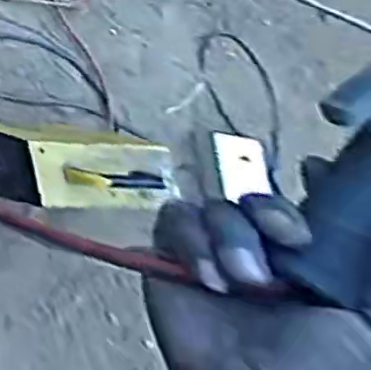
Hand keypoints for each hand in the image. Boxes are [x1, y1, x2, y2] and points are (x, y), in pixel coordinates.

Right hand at [143, 196, 370, 369]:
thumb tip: (326, 180)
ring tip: (243, 281)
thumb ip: (359, 266)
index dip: (313, 185)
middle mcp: (269, 255)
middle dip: (267, 209)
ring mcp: (214, 253)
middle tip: (283, 235)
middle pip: (256, 200)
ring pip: (212, 207)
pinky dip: (187, 242)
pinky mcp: (168, 253)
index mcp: (321, 268)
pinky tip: (205, 276)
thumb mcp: (364, 315)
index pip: (314, 213)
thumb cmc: (330, 362)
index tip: (316, 169)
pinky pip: (170, 220)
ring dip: (227, 237)